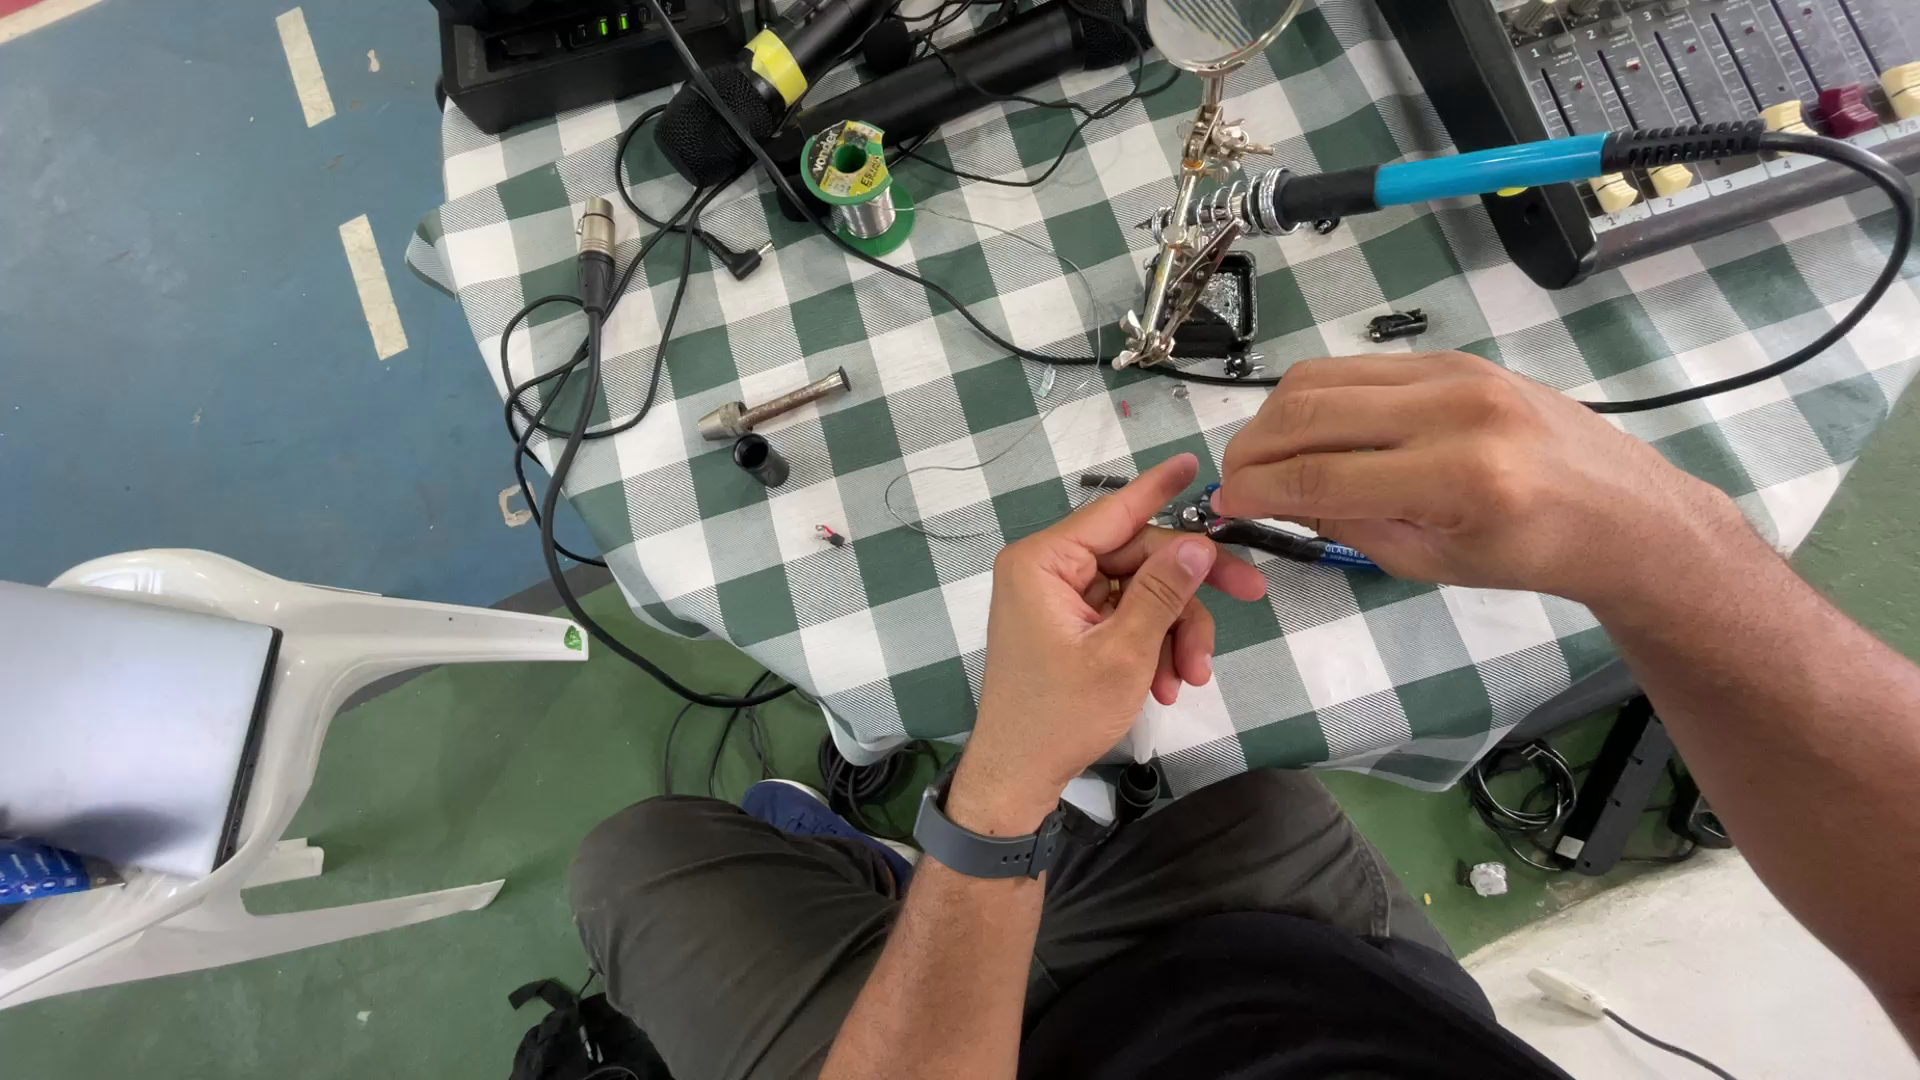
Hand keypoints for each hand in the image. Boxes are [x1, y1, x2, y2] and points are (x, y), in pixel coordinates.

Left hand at [949, 454, 1266, 834]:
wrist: (1020, 774)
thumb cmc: (1061, 714)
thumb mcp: (1123, 653)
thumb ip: (1162, 592)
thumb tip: (1198, 542)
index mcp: (1044, 562)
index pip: (1113, 512)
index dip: (1160, 488)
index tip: (1196, 461)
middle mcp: (1048, 570)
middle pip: (1138, 557)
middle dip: (1187, 594)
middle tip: (1253, 595)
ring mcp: (1059, 597)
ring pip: (1139, 591)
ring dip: (1173, 632)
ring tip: (1187, 680)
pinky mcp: (1070, 623)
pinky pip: (1124, 616)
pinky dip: (1151, 646)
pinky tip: (1166, 685)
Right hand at [1215, 352, 1753, 606]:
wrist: (1624, 510)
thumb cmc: (1525, 554)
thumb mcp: (1423, 561)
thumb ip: (1340, 523)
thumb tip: (1268, 498)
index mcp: (1458, 479)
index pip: (1319, 476)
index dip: (1254, 491)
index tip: (1223, 505)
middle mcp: (1454, 410)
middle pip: (1306, 413)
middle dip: (1249, 450)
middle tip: (1231, 479)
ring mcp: (1454, 372)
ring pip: (1318, 378)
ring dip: (1271, 419)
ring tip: (1264, 455)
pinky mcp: (1450, 357)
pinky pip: (1350, 368)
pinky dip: (1309, 398)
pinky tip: (1306, 430)